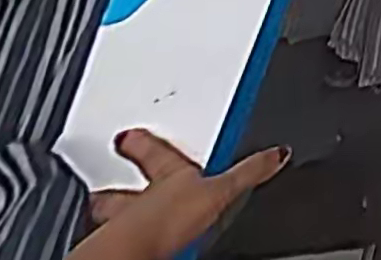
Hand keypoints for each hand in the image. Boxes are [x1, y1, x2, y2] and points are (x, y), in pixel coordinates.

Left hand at [69, 130, 286, 259]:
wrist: (130, 257)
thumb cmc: (163, 222)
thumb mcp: (221, 192)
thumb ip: (249, 171)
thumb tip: (278, 153)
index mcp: (169, 177)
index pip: (160, 154)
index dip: (146, 144)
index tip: (132, 132)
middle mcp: (141, 200)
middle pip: (126, 185)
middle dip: (120, 176)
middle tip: (106, 168)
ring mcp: (122, 228)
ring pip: (113, 213)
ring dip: (112, 209)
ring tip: (103, 204)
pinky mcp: (118, 252)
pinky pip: (114, 243)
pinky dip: (116, 242)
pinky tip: (126, 246)